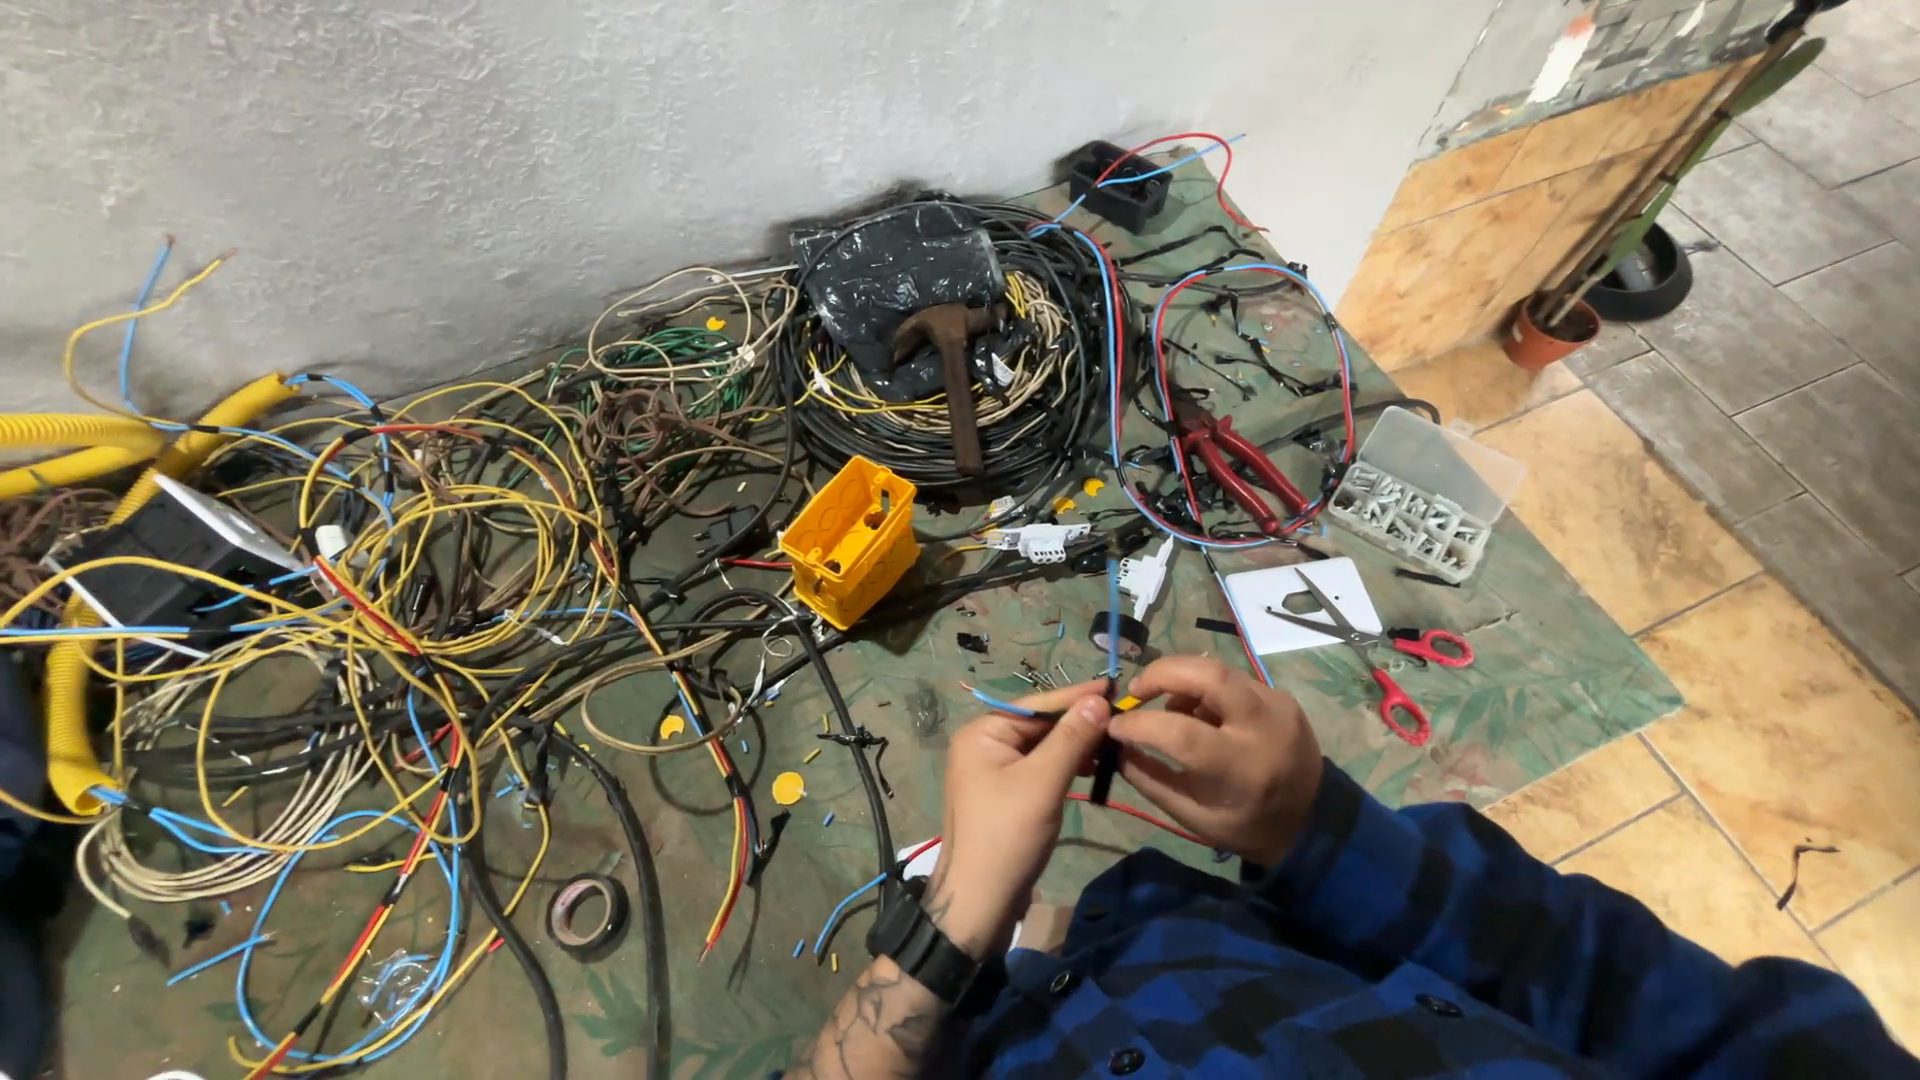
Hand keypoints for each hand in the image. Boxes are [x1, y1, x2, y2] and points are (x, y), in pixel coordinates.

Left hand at [926, 679, 1112, 958]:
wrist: (980, 903)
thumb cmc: (1007, 836)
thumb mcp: (1043, 783)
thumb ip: (1071, 739)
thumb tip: (1098, 700)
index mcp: (982, 732)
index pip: (1036, 704)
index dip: (1076, 696)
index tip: (1113, 686)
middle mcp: (983, 744)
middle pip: (1038, 724)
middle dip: (1078, 722)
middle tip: (1121, 716)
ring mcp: (992, 770)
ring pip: (1042, 747)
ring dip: (1075, 745)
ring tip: (1114, 741)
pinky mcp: (1005, 794)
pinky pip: (1039, 768)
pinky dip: (1064, 766)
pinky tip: (1093, 767)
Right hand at [1109, 656, 1321, 866]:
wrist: (1314, 822)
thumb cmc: (1245, 824)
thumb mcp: (1192, 816)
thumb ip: (1149, 779)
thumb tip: (1115, 744)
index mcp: (1242, 768)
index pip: (1181, 732)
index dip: (1139, 723)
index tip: (1115, 725)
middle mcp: (1264, 727)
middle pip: (1207, 674)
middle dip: (1161, 674)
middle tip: (1136, 691)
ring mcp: (1277, 705)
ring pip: (1217, 670)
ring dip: (1181, 681)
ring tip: (1170, 708)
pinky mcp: (1281, 696)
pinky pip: (1231, 678)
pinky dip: (1204, 688)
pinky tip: (1199, 712)